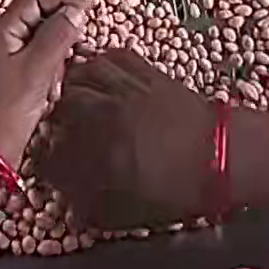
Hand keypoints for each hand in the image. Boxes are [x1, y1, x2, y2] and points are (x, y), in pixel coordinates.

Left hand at [0, 0, 91, 168]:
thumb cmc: (2, 114)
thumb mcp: (36, 69)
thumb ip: (58, 35)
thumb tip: (77, 9)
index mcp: (1, 31)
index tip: (88, 8)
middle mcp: (1, 42)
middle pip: (39, 19)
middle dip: (63, 29)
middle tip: (82, 42)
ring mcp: (6, 62)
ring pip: (41, 42)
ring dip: (59, 53)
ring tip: (67, 71)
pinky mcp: (13, 82)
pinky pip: (39, 64)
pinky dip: (52, 71)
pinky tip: (55, 89)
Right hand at [42, 49, 214, 228]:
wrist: (222, 155)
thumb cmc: (179, 189)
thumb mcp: (130, 210)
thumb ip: (93, 203)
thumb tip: (70, 200)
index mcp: (103, 154)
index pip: (57, 153)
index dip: (46, 161)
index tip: (46, 165)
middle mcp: (109, 113)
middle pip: (63, 103)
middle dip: (55, 118)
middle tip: (58, 128)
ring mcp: (127, 87)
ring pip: (84, 72)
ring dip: (73, 85)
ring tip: (72, 97)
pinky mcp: (145, 71)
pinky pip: (114, 57)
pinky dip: (101, 64)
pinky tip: (100, 75)